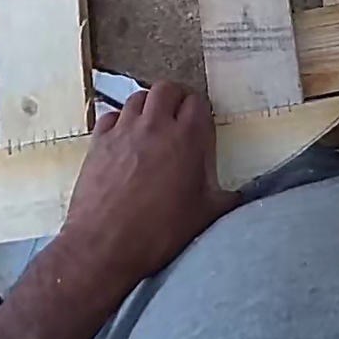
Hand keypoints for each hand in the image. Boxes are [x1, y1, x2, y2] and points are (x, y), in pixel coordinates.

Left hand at [56, 82, 238, 291]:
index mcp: (187, 137)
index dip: (199, 109)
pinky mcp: (98, 144)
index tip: (198, 124)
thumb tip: (240, 197)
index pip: (197, 101)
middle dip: (174, 97)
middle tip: (175, 116)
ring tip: (149, 124)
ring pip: (138, 97)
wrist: (102, 249)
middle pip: (167, 88)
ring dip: (147, 106)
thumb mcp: (203, 215)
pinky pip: (109, 117)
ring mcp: (124, 132)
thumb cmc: (158, 231)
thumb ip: (226, 198)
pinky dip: (118, 122)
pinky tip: (121, 139)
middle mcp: (156, 125)